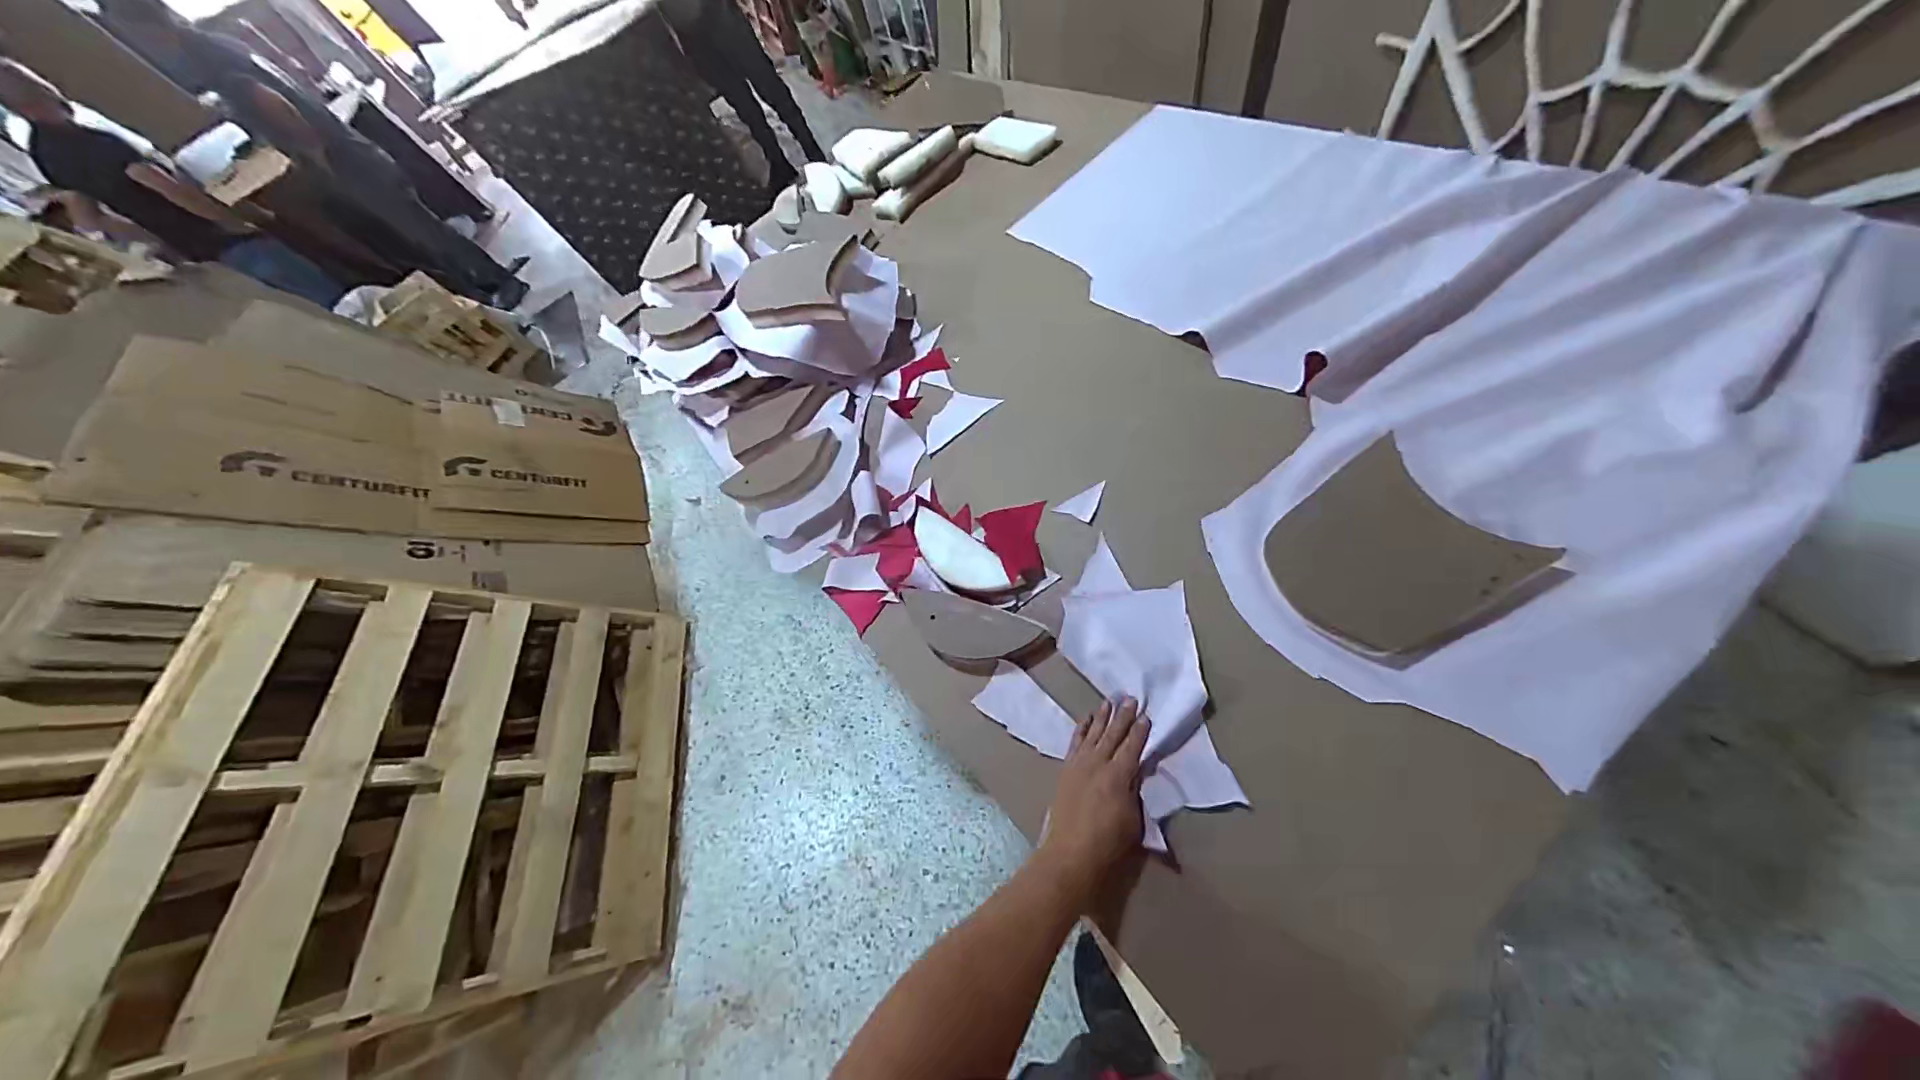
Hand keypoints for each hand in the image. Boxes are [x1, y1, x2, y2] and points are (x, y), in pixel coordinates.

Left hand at [1033, 697, 1148, 910]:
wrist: (1071, 852)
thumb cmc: (1109, 841)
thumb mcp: (1133, 817)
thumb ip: (1134, 790)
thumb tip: (1135, 773)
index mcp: (1118, 775)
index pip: (1133, 747)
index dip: (1140, 731)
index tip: (1146, 715)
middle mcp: (1098, 763)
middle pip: (1113, 734)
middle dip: (1122, 716)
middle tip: (1130, 698)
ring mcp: (1079, 765)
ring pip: (1093, 734)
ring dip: (1101, 717)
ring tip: (1108, 702)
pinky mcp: (1066, 770)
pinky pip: (1075, 743)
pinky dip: (1081, 729)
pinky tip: (1085, 720)